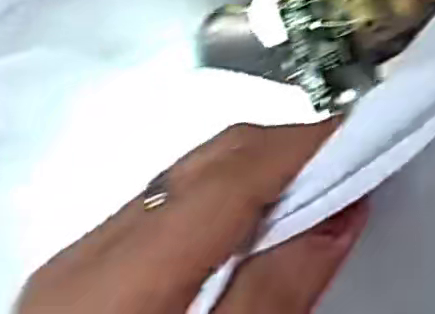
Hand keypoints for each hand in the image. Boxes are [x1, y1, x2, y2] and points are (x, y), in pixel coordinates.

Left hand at [17, 121, 366, 313]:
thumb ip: (271, 299)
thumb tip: (337, 214)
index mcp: (113, 280)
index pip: (226, 176)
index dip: (300, 148)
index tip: (361, 136)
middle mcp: (86, 252)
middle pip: (203, 164)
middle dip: (281, 153)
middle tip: (350, 163)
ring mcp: (72, 264)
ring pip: (183, 180)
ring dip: (251, 176)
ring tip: (312, 194)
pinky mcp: (74, 282)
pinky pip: (162, 212)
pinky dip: (216, 205)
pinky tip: (249, 232)